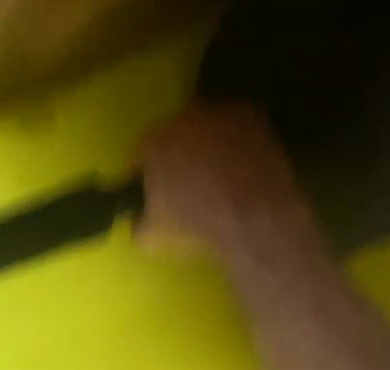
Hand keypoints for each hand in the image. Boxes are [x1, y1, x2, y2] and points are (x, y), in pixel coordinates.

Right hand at [134, 104, 325, 267]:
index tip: (147, 192)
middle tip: (181, 182)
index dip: (142, 175)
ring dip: (203, 146)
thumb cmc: (194, 223)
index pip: (138, 156)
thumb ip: (138, 221)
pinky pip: (233, 128)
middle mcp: (181, 119)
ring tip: (211, 175)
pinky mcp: (251, 115)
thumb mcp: (151, 236)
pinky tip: (235, 167)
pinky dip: (232, 143)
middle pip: (171, 135)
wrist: (252, 213)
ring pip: (203, 129)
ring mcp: (218, 113)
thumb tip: (139, 218)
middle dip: (173, 155)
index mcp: (151, 145)